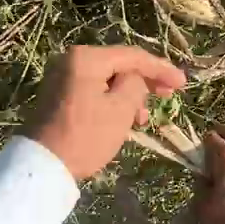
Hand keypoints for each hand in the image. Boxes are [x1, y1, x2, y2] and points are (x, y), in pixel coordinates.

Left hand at [25, 45, 186, 180]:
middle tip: (168, 95)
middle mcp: (71, 59)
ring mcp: (62, 76)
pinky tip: (123, 119)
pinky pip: (93, 89)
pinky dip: (111, 100)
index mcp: (86, 57)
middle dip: (144, 82)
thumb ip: (136, 85)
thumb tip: (135, 79)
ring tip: (141, 119)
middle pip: (118, 65)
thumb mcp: (120, 110)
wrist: (43, 167)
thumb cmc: (86, 136)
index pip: (132, 56)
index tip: (181, 82)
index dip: (160, 68)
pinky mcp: (58, 94)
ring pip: (106, 79)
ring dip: (128, 95)